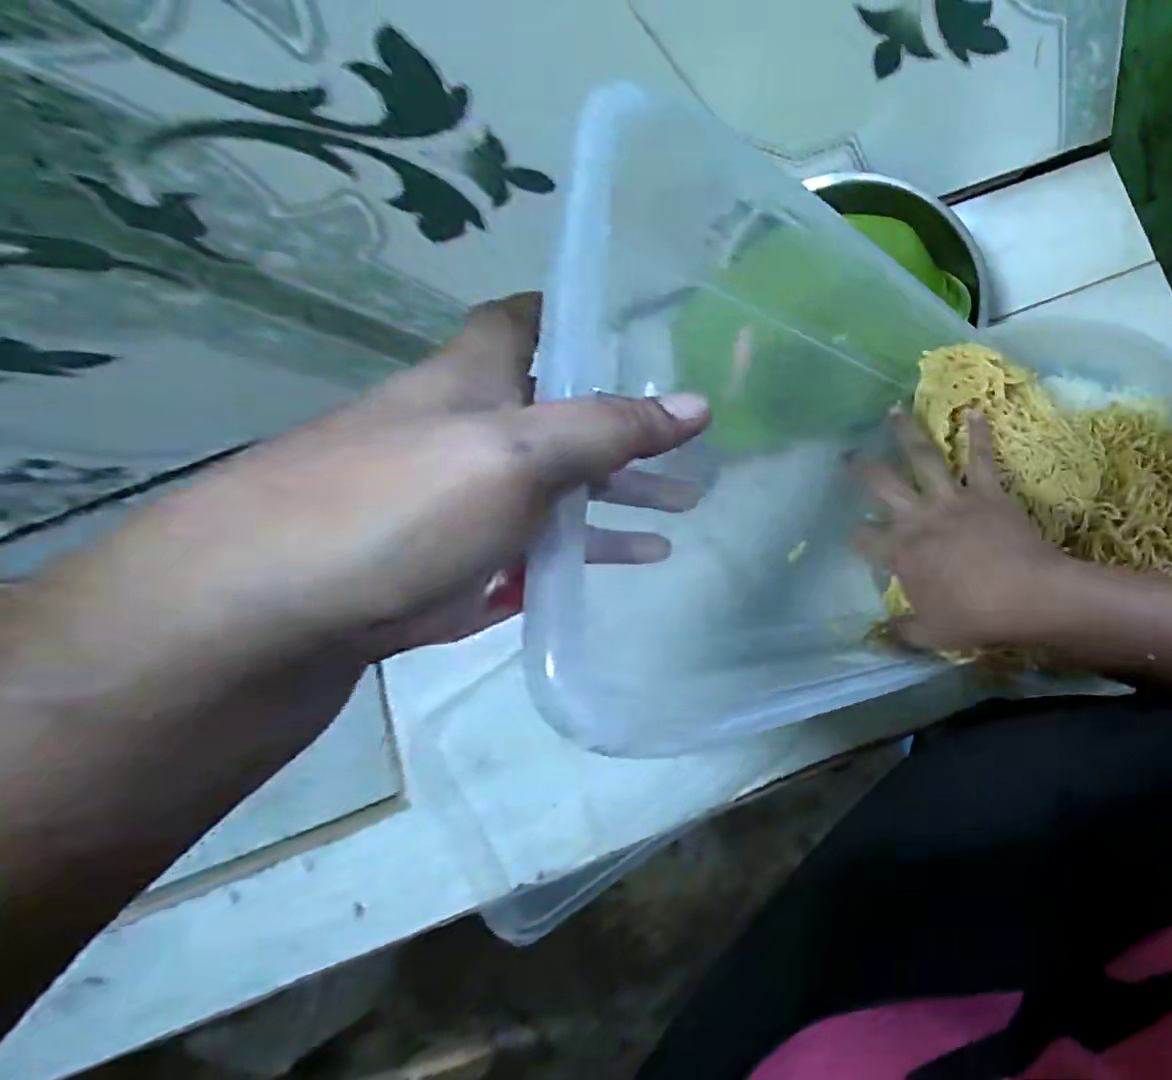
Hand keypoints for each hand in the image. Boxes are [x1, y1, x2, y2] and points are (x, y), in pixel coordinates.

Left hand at [17, 292, 710, 669]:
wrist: (269, 617)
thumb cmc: (398, 505)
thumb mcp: (518, 453)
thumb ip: (613, 428)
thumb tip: (700, 404)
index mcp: (474, 382)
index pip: (522, 322)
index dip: (573, 314)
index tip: (638, 324)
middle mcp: (476, 432)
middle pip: (567, 413)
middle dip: (633, 422)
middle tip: (698, 437)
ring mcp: (476, 500)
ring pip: (570, 485)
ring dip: (629, 489)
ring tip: (689, 501)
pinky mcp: (477, 560)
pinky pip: (555, 543)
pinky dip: (601, 544)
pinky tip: (647, 554)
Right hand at [854, 411, 1073, 651]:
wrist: (1028, 594)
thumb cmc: (975, 616)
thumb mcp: (931, 634)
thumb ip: (902, 631)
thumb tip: (881, 634)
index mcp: (902, 553)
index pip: (865, 538)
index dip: (857, 536)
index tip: (855, 535)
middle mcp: (920, 518)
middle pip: (883, 485)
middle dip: (862, 468)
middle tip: (848, 453)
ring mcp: (954, 499)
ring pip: (924, 458)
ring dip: (907, 433)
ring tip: (894, 411)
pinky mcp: (988, 492)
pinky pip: (981, 458)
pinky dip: (978, 434)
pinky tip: (975, 410)